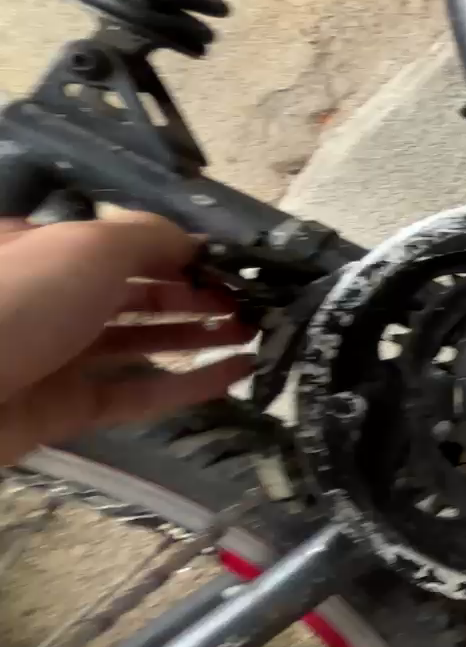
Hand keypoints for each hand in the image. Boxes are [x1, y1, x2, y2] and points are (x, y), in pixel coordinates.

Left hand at [0, 213, 254, 464]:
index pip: (115, 248)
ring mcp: (49, 359)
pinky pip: (141, 394)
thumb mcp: (83, 247)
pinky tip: (243, 371)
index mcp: (29, 257)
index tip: (235, 264)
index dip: (178, 253)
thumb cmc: (10, 305)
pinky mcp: (64, 409)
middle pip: (135, 295)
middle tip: (258, 301)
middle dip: (200, 295)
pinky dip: (195, 384)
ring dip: (205, 336)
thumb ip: (150, 237)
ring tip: (260, 333)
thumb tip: (198, 244)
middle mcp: (39, 304)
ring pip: (143, 343)